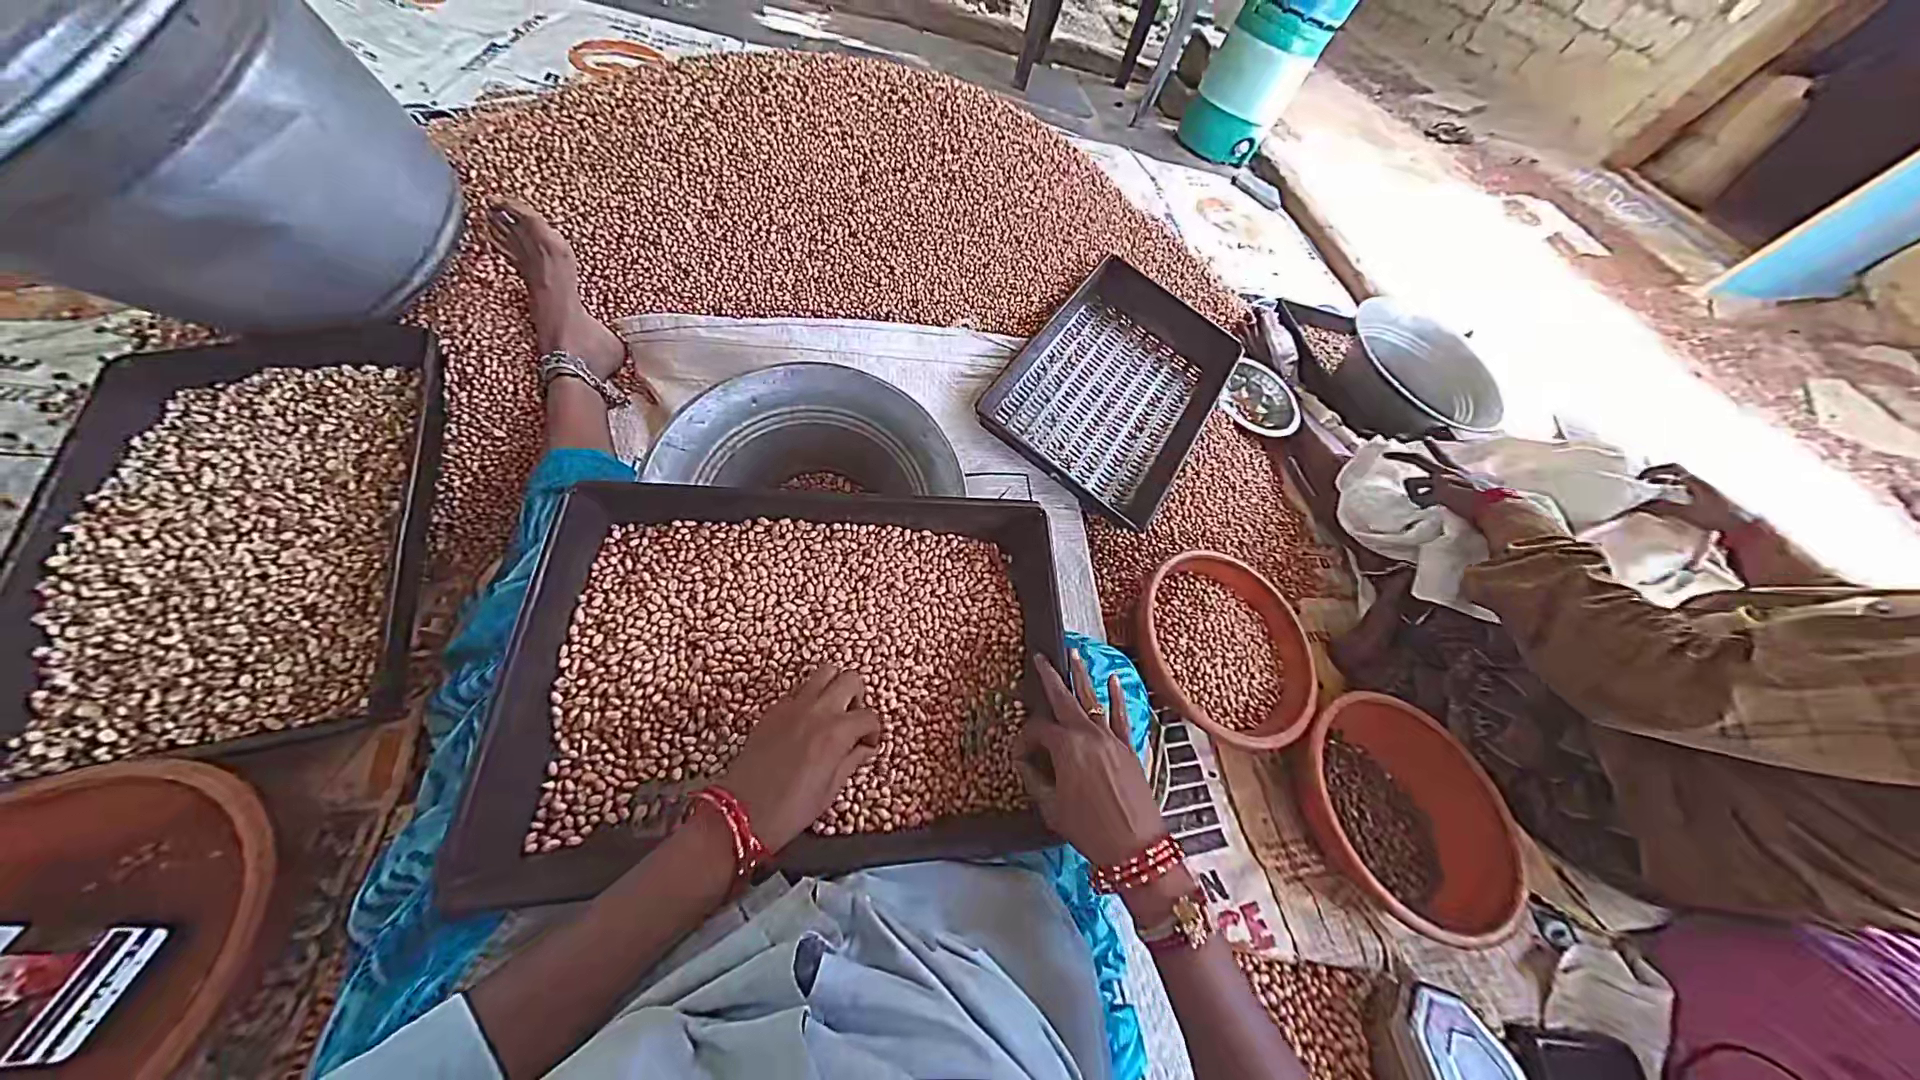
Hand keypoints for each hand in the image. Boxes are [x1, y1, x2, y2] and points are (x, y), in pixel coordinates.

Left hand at [720, 665, 880, 851]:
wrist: (742, 811)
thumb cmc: (790, 808)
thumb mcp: (830, 789)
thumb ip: (852, 761)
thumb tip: (865, 748)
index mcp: (836, 732)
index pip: (868, 716)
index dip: (873, 731)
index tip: (868, 744)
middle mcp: (817, 711)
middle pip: (850, 679)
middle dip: (858, 697)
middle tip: (853, 719)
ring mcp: (792, 707)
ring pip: (824, 673)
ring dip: (834, 688)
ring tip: (832, 713)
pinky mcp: (773, 710)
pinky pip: (798, 692)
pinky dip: (808, 700)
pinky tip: (805, 725)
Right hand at [1018, 653, 1164, 867]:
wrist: (1135, 847)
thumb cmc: (1089, 830)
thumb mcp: (1051, 807)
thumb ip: (1036, 779)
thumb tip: (1026, 762)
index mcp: (1066, 747)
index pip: (1037, 730)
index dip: (1024, 741)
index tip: (1021, 758)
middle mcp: (1089, 734)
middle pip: (1064, 699)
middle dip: (1051, 676)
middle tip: (1041, 658)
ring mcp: (1112, 739)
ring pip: (1093, 699)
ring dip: (1082, 676)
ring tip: (1075, 654)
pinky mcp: (1129, 748)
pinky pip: (1121, 716)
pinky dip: (1117, 697)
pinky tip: (1113, 680)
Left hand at [1384, 438, 1498, 522]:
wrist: (1498, 507)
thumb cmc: (1493, 502)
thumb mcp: (1483, 490)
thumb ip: (1473, 488)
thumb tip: (1487, 490)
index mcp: (1458, 472)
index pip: (1443, 456)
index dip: (1433, 447)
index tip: (1426, 439)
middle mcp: (1446, 472)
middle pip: (1418, 460)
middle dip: (1401, 456)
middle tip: (1387, 454)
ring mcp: (1439, 480)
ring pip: (1411, 483)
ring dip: (1414, 493)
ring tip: (1429, 502)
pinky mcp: (1436, 491)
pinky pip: (1419, 499)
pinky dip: (1422, 504)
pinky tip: (1433, 507)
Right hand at [1637, 463, 1750, 534]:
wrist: (1745, 526)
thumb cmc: (1720, 517)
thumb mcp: (1686, 513)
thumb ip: (1662, 508)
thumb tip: (1642, 505)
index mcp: (1697, 483)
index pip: (1673, 468)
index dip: (1655, 471)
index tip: (1641, 478)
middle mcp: (1703, 484)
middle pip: (1677, 475)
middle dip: (1658, 479)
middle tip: (1644, 485)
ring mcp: (1708, 492)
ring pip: (1682, 484)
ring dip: (1666, 487)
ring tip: (1654, 495)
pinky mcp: (1710, 500)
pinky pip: (1688, 492)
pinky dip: (1675, 495)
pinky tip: (1671, 504)